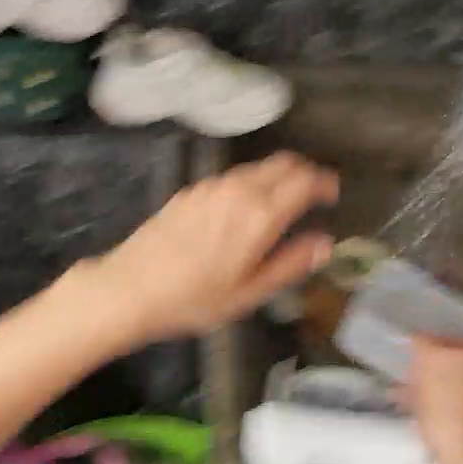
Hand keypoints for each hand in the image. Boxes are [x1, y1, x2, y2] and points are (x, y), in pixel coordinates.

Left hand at [79, 152, 338, 343]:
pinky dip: (249, 184)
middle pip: (282, 163)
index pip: (304, 181)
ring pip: (255, 168)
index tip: (333, 193)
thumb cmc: (194, 300)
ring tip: (282, 203)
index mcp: (260, 215)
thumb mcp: (249, 293)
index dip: (325, 182)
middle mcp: (238, 191)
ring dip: (276, 177)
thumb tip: (323, 244)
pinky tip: (242, 211)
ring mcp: (210, 187)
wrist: (128, 289)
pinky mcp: (189, 192)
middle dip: (304, 172)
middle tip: (314, 192)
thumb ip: (290, 264)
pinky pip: (231, 178)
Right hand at [406, 338, 462, 463]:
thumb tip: (404, 387)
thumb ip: (413, 389)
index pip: (422, 340)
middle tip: (430, 374)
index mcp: (438, 356)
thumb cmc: (439, 432)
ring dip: (460, 371)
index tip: (411, 355)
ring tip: (450, 392)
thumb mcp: (418, 409)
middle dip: (439, 357)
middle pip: (450, 346)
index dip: (415, 347)